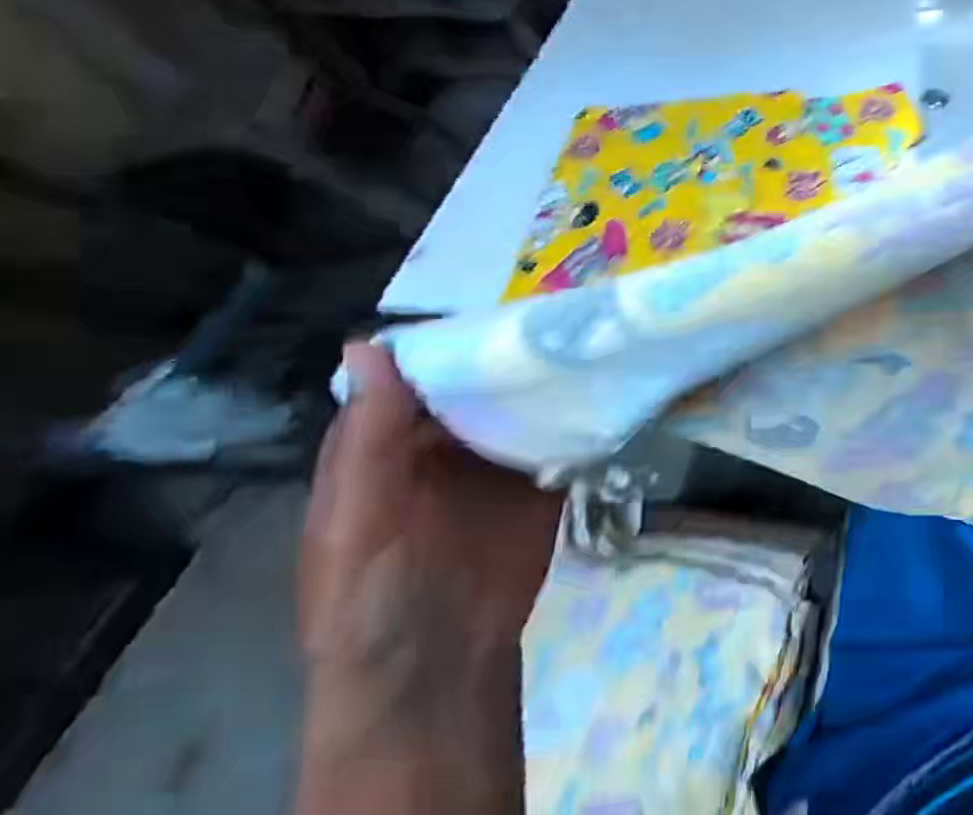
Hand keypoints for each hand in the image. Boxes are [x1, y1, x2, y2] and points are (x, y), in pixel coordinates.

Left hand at [297, 342, 563, 814]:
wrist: (440, 670)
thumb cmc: (372, 600)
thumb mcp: (357, 520)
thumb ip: (368, 439)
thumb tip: (368, 343)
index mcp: (389, 439)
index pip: (421, 370)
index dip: (455, 336)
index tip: (503, 302)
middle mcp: (446, 438)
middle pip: (483, 378)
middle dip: (518, 348)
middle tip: (571, 310)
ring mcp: (497, 459)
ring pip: (526, 402)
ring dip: (556, 376)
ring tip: (601, 337)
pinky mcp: (541, 482)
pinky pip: (564, 438)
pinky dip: (585, 415)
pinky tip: (616, 387)